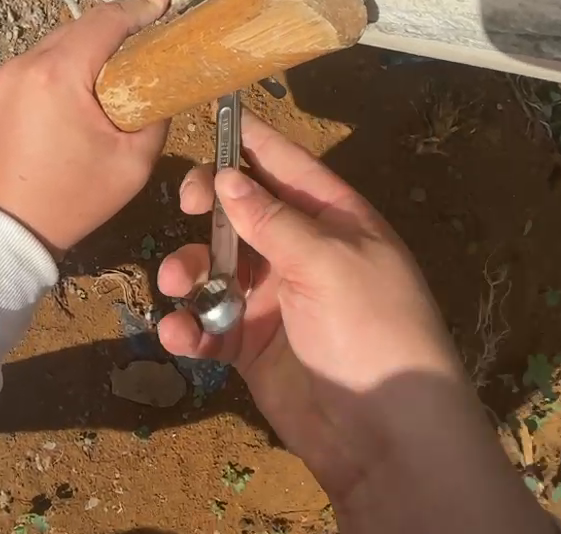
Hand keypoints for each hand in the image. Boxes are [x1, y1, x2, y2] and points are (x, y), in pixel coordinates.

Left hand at [0, 0, 170, 253]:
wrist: (1, 231)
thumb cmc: (71, 199)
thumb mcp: (132, 163)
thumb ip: (153, 113)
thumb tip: (158, 87)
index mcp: (58, 74)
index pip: (105, 22)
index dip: (140, 5)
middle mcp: (24, 63)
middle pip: (78, 28)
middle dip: (116, 25)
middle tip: (150, 25)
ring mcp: (2, 76)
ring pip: (54, 45)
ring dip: (87, 47)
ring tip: (118, 61)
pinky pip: (35, 65)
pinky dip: (61, 65)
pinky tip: (79, 86)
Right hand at [157, 116, 544, 529]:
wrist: (387, 443)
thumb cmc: (370, 332)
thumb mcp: (327, 264)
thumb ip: (272, 219)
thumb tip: (224, 176)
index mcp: (331, 220)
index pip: (284, 164)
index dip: (248, 140)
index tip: (210, 117)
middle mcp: (297, 250)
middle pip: (237, 209)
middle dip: (206, 203)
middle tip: (185, 206)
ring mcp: (270, 296)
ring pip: (213, 263)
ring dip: (187, 269)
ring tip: (173, 284)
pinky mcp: (248, 341)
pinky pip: (208, 321)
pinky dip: (188, 325)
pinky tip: (179, 334)